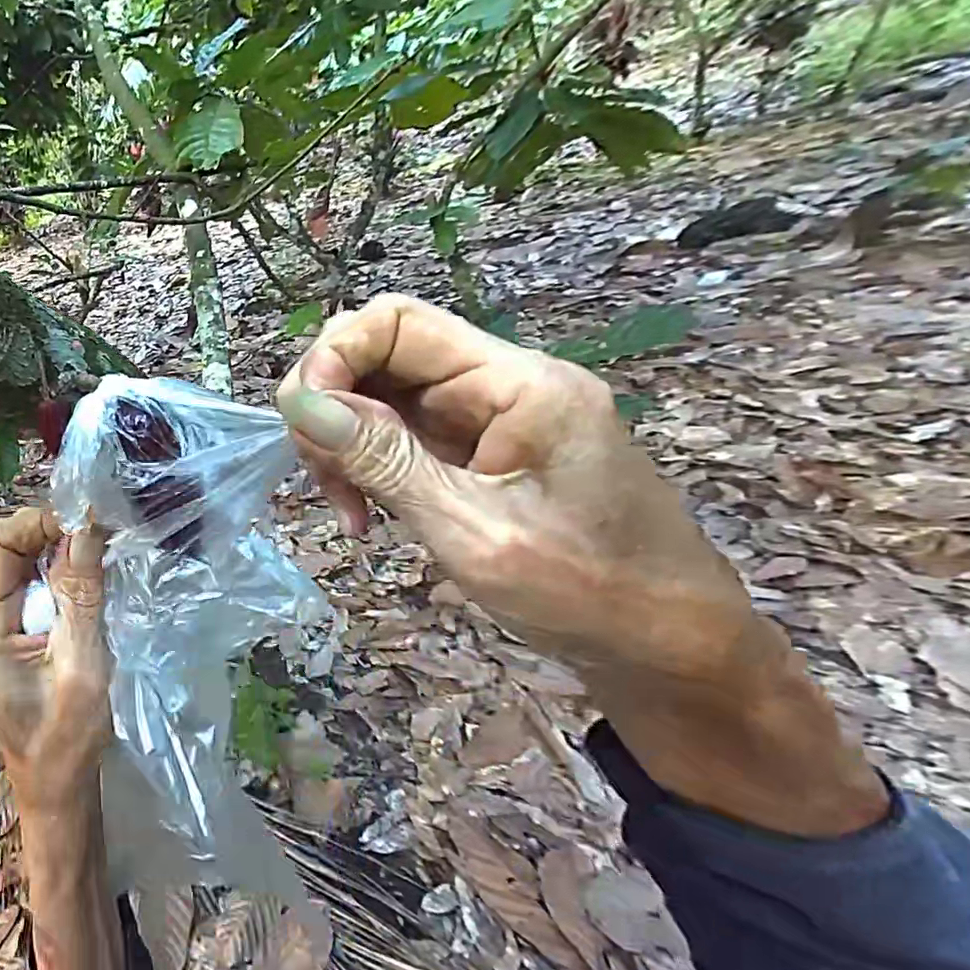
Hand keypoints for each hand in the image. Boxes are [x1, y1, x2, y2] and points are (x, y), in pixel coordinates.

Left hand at [0, 508, 126, 969]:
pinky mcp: (20, 634)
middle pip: (11, 545)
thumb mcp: (81, 665)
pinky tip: (96, 585)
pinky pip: (40, 586)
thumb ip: (81, 593)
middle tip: (104, 544)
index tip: (90, 528)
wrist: (57, 793)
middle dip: (57, 535)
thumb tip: (87, 524)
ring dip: (66, 555)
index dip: (42, 521)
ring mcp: (0, 624)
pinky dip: (68, 576)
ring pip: (28, 562)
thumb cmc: (66, 742)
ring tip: (105, 563)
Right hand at [278, 294, 885, 835]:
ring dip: (344, 446)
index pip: (396, 322)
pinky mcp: (477, 450)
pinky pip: (400, 436)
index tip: (302, 424)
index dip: (332, 357)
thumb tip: (300, 401)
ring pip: (381, 398)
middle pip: (381, 355)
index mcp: (514, 382)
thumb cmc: (586, 594)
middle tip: (323, 480)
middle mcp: (498, 383)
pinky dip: (369, 468)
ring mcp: (487, 417)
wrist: (668, 647)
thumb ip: (384, 460)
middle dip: (331, 409)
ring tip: (348, 511)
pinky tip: (366, 514)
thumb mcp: (471, 530)